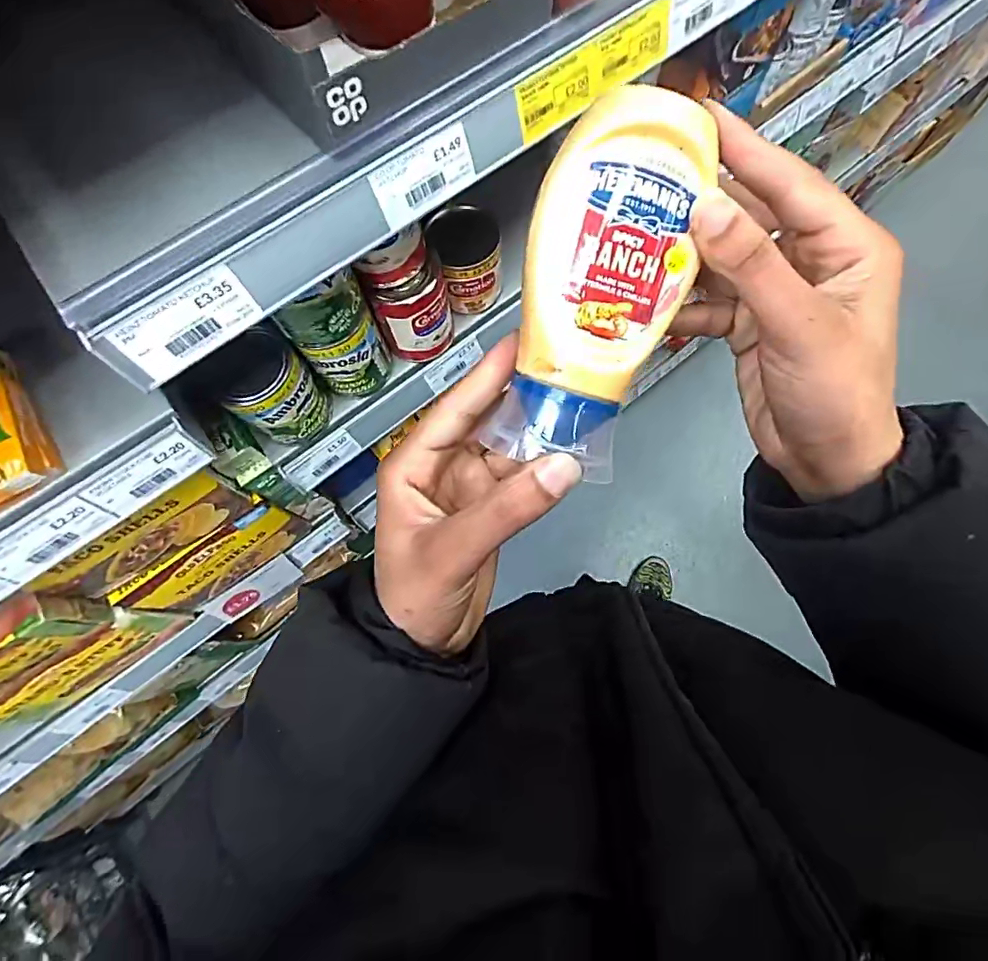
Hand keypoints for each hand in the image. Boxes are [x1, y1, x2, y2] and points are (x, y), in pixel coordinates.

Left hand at [373, 335, 581, 654]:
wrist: (422, 645)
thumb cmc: (413, 596)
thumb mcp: (454, 550)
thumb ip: (508, 508)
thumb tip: (564, 465)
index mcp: (413, 464)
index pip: (453, 410)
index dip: (486, 376)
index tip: (519, 343)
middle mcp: (440, 465)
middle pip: (483, 419)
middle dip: (519, 392)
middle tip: (560, 362)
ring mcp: (467, 484)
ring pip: (506, 444)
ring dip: (536, 425)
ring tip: (574, 396)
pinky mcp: (488, 504)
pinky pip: (519, 473)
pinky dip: (543, 461)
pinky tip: (568, 444)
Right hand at [670, 100, 904, 501]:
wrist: (827, 463)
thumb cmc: (836, 394)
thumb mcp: (800, 326)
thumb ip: (752, 266)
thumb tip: (707, 206)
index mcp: (846, 247)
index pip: (790, 184)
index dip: (747, 150)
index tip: (704, 118)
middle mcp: (809, 261)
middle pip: (748, 217)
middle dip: (701, 203)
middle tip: (651, 178)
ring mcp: (775, 293)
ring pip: (721, 258)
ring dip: (683, 255)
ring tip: (636, 239)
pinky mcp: (748, 322)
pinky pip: (709, 298)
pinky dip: (682, 301)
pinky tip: (651, 302)